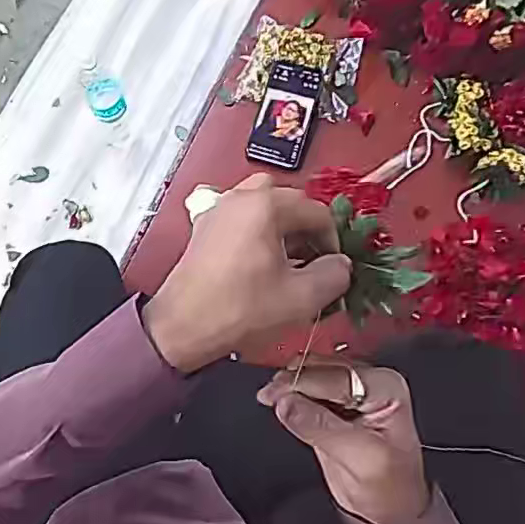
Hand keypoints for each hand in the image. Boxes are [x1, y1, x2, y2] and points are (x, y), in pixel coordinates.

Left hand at [142, 173, 352, 372]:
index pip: (316, 211)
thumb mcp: (301, 297)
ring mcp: (220, 209)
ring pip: (264, 203)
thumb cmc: (238, 308)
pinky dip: (258, 229)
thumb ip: (334, 275)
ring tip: (290, 257)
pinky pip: (242, 215)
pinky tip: (261, 260)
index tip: (334, 265)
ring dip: (283, 225)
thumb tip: (341, 265)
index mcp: (265, 204)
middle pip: (290, 200)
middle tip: (315, 259)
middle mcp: (241, 197)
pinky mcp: (205, 226)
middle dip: (308, 229)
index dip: (332, 239)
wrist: (183, 326)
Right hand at [257, 362, 429, 523]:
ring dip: (291, 383)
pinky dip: (294, 391)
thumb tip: (286, 403)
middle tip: (267, 396)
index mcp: (385, 386)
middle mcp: (370, 379)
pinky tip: (282, 400)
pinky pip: (310, 385)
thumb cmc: (391, 487)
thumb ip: (321, 428)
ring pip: (313, 372)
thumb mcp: (359, 459)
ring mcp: (354, 386)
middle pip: (322, 368)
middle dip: (293, 381)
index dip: (302, 383)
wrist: (393, 507)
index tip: (275, 394)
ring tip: (270, 397)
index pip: (335, 377)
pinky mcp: (337, 398)